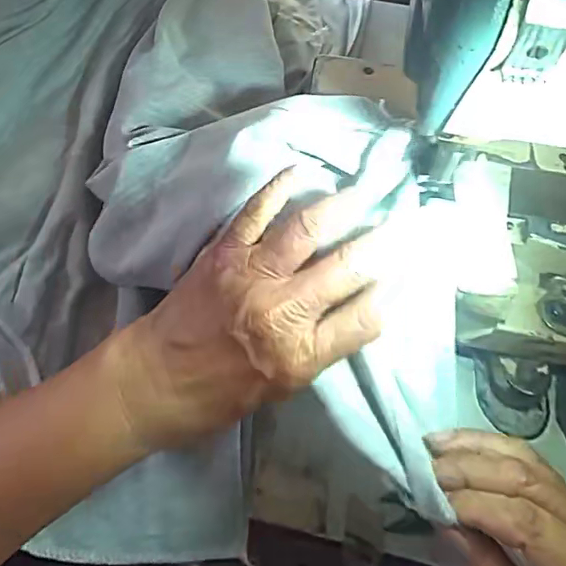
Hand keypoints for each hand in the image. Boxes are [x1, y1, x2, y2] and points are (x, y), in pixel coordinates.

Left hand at [106, 168, 388, 451]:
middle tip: (404, 221)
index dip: (392, 291)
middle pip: (346, 268)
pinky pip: (257, 210)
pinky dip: (280, 187)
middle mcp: (281, 311)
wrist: (157, 379)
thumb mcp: (285, 387)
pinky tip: (303, 173)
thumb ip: (325, 346)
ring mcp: (251, 274)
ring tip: (365, 192)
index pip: (365, 318)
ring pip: (307, 229)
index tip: (408, 268)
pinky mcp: (224, 251)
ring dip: (342, 206)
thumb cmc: (222, 393)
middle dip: (382, 242)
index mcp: (300, 354)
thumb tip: (365, 307)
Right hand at [429, 430, 565, 565]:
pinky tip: (470, 446)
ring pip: (532, 462)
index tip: (432, 499)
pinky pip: (540, 469)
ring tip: (438, 443)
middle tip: (426, 466)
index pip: (526, 520)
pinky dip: (499, 452)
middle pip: (528, 481)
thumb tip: (449, 524)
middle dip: (472, 468)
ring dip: (480, 448)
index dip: (476, 503)